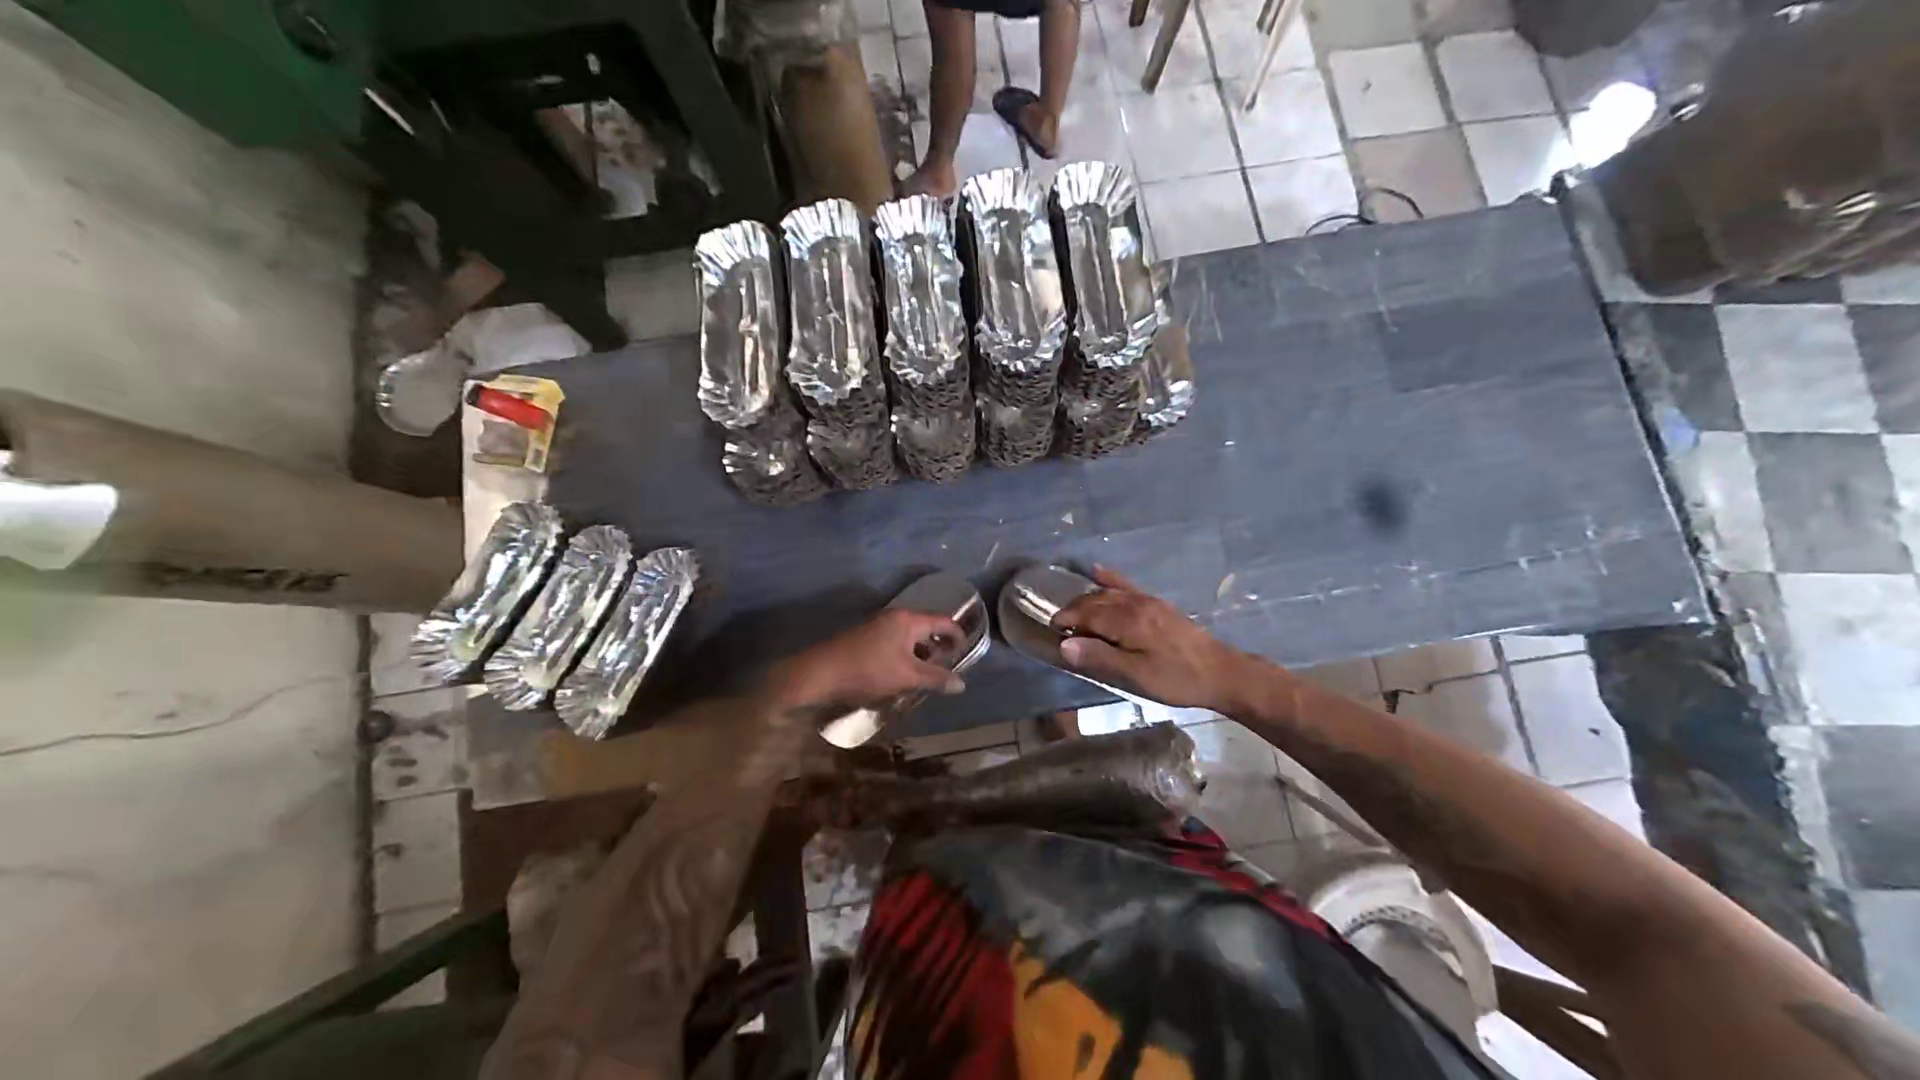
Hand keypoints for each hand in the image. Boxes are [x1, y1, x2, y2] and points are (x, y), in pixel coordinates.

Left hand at [772, 608, 967, 709]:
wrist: (820, 672)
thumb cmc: (868, 671)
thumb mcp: (907, 677)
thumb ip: (936, 679)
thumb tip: (961, 684)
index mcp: (908, 620)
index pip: (943, 621)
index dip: (958, 635)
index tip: (968, 652)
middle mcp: (895, 616)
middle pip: (926, 626)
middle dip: (940, 645)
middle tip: (951, 665)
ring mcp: (878, 624)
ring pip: (910, 634)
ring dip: (922, 651)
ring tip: (929, 673)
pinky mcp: (866, 636)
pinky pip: (896, 640)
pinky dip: (907, 652)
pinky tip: (904, 672)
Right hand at [1051, 566, 1250, 710]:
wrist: (1220, 673)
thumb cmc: (1175, 678)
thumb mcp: (1135, 675)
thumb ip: (1099, 657)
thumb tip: (1065, 644)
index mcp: (1127, 620)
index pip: (1086, 612)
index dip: (1066, 618)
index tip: (1052, 630)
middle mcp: (1135, 603)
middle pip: (1095, 599)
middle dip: (1074, 609)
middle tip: (1061, 627)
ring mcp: (1148, 601)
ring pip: (1109, 592)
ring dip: (1088, 599)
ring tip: (1075, 612)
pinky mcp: (1158, 605)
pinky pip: (1127, 586)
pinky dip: (1109, 579)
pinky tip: (1098, 572)